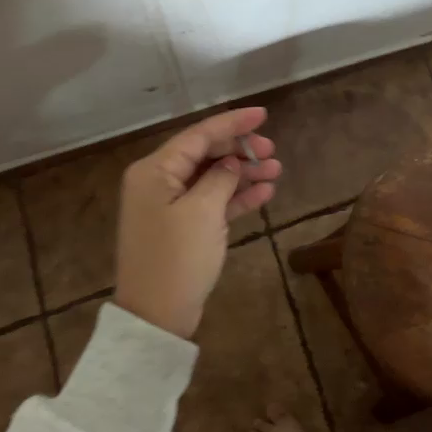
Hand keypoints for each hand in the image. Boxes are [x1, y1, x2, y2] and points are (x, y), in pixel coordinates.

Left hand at [114, 107, 282, 339]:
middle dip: (239, 150)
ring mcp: (169, 206)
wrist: (156, 318)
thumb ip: (220, 178)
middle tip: (272, 151)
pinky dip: (235, 196)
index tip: (263, 114)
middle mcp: (158, 181)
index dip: (232, 123)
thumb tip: (231, 164)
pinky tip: (264, 193)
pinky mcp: (181, 228)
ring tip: (276, 171)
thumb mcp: (202, 212)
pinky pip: (211, 201)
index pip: (198, 135)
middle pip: (204, 153)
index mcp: (154, 170)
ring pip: (211, 178)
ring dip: (242, 173)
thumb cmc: (177, 258)